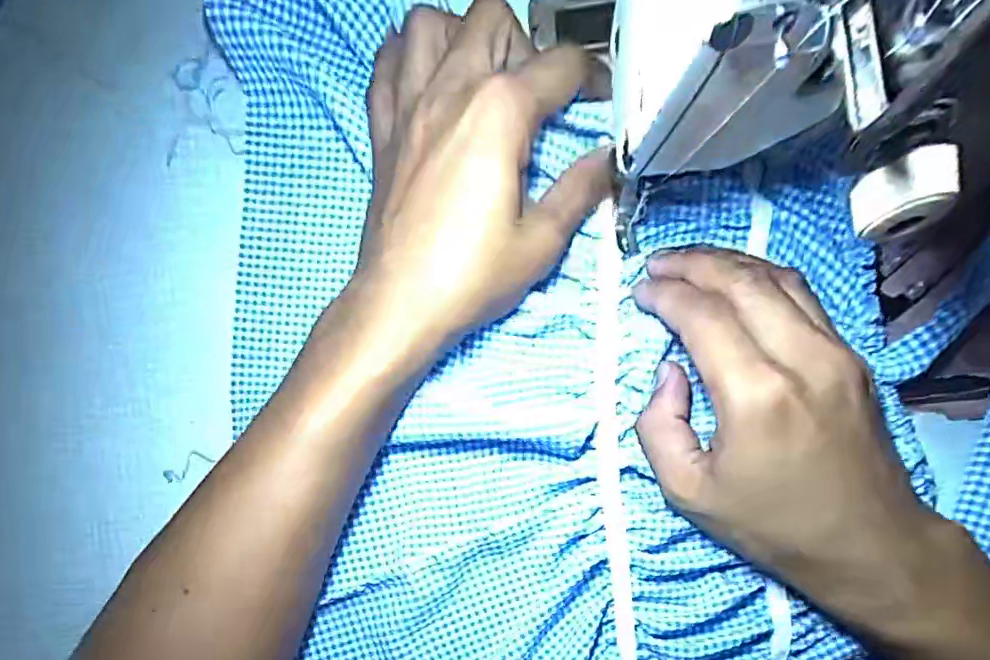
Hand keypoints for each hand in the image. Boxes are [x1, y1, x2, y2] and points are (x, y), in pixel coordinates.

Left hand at [352, 1, 611, 361]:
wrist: (401, 302)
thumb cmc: (472, 277)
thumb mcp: (541, 242)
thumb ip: (579, 191)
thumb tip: (606, 160)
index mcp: (499, 113)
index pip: (559, 67)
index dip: (591, 78)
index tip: (600, 99)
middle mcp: (451, 89)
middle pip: (494, 18)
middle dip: (527, 47)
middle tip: (537, 100)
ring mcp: (409, 103)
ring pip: (432, 20)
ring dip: (463, 37)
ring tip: (482, 84)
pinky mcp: (383, 127)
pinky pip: (389, 61)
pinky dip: (412, 58)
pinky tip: (431, 88)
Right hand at [632, 248, 978, 630]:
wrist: (866, 542)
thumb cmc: (773, 526)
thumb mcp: (690, 494)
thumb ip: (659, 427)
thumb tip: (669, 372)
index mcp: (756, 395)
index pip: (704, 315)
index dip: (666, 294)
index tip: (641, 290)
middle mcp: (802, 358)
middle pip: (742, 280)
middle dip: (694, 262)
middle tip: (659, 263)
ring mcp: (837, 353)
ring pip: (779, 279)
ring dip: (731, 263)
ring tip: (694, 265)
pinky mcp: (855, 359)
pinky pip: (806, 300)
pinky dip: (766, 281)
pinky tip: (743, 287)